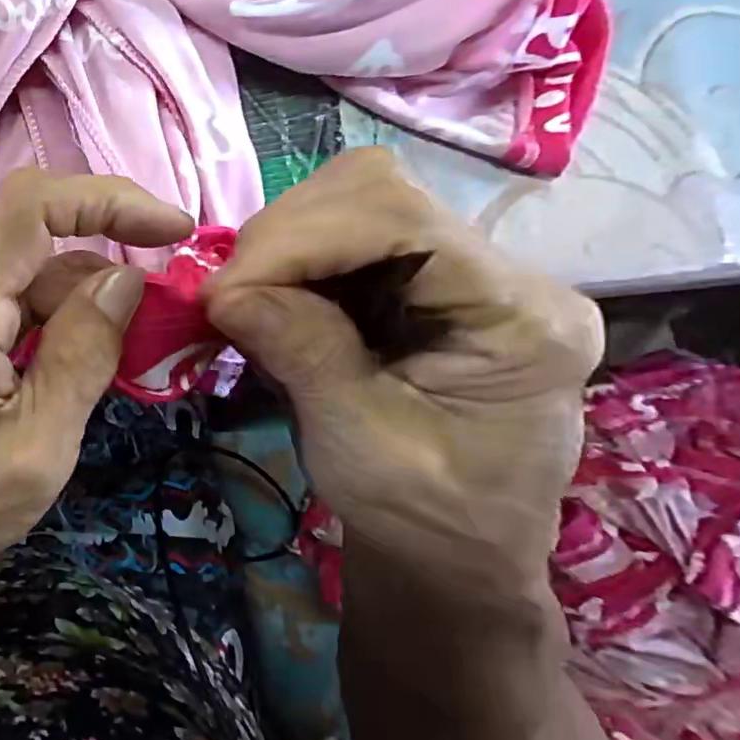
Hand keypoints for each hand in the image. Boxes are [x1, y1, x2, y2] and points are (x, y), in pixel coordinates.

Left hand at [0, 169, 193, 635]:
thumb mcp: (41, 442)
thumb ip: (84, 352)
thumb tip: (126, 276)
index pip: (30, 208)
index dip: (106, 199)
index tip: (172, 229)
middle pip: (36, 232)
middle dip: (111, 248)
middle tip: (170, 299)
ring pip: (35, 269)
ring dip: (94, 292)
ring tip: (144, 341)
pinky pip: (21, 301)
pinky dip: (67, 316)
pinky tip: (100, 352)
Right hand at [200, 148, 601, 607]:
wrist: (449, 548)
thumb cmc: (422, 514)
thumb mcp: (360, 443)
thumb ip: (305, 356)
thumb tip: (223, 291)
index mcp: (516, 317)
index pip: (400, 223)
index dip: (297, 242)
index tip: (223, 295)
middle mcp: (496, 273)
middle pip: (374, 191)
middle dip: (282, 237)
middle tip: (228, 298)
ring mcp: (453, 270)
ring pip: (348, 200)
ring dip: (276, 243)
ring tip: (243, 299)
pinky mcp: (411, 278)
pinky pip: (334, 232)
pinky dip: (281, 256)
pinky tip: (263, 296)